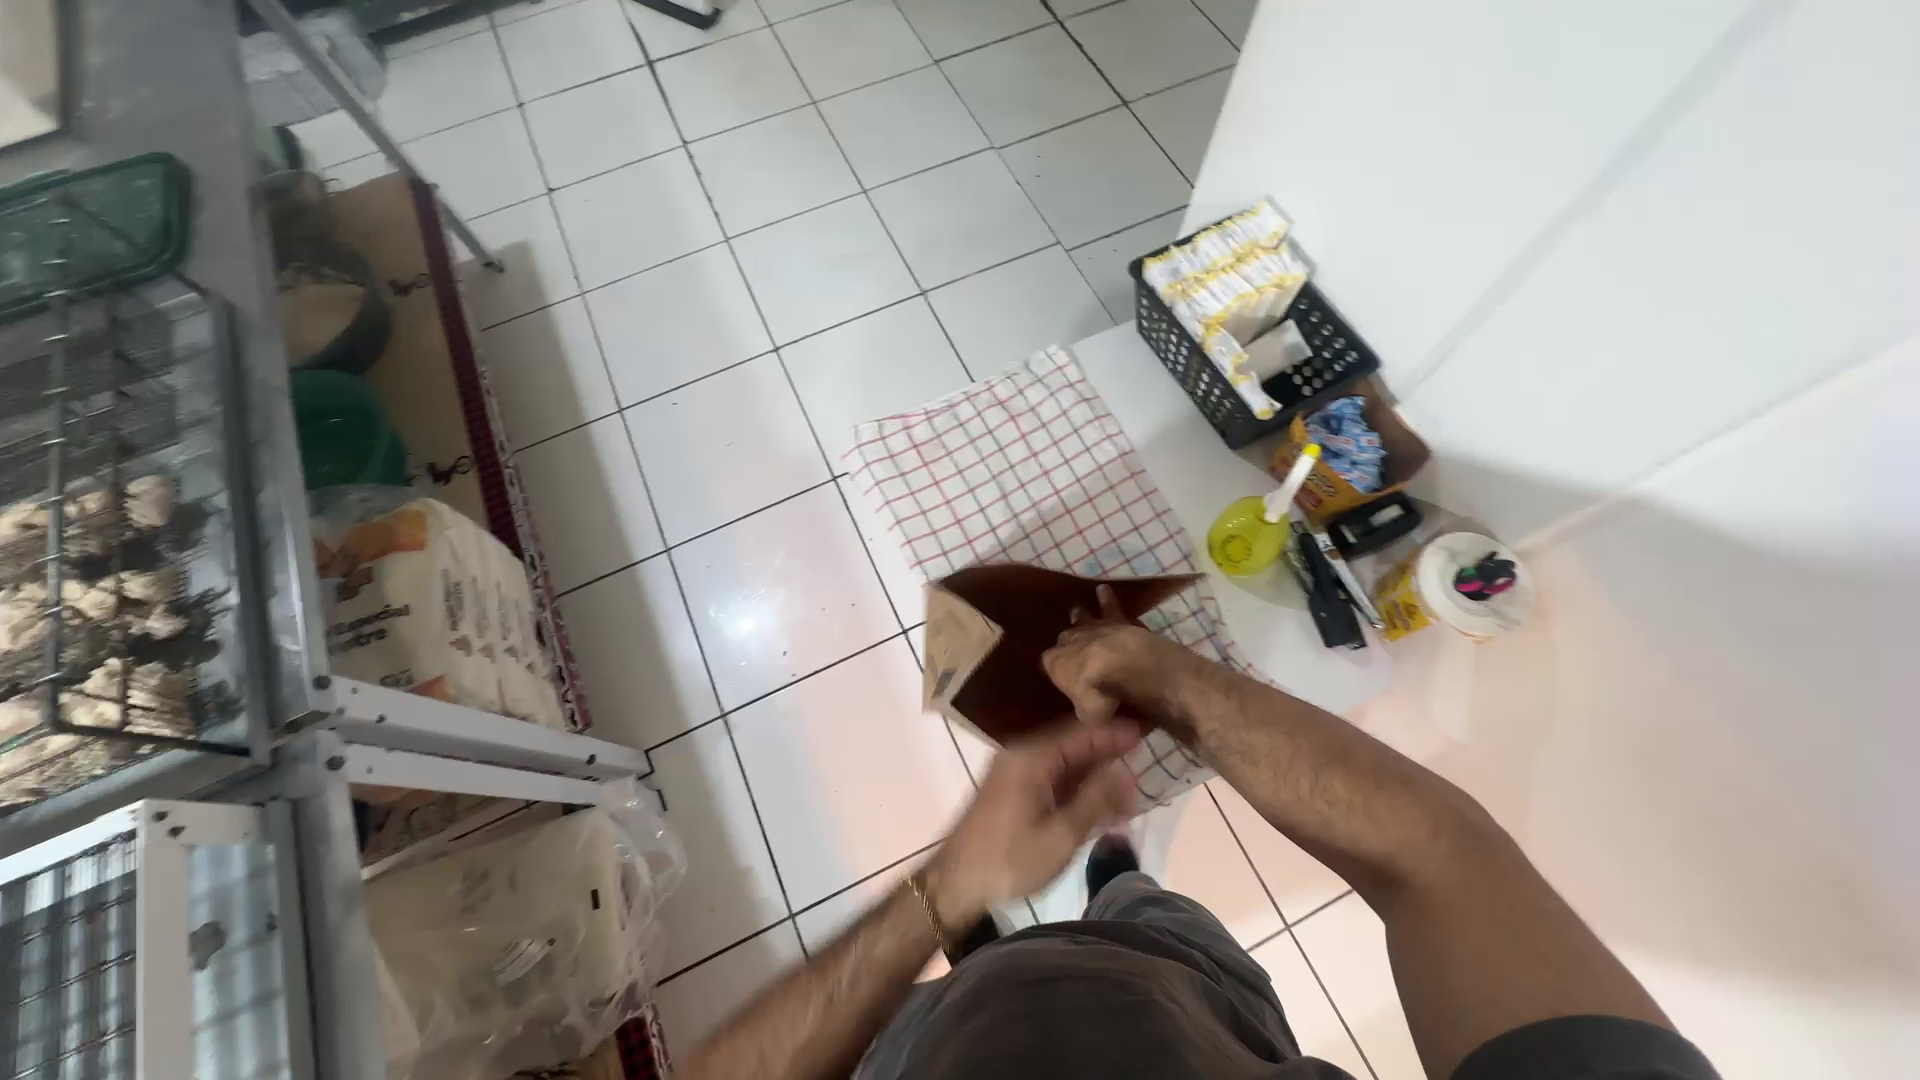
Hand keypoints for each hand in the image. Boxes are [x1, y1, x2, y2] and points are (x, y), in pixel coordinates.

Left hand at [924, 721, 1141, 927]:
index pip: (1080, 735)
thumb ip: (1095, 800)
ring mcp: (1014, 775)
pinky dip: (1075, 793)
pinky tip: (1098, 810)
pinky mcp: (1011, 794)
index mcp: (1031, 758)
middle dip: (1108, 762)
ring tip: (1128, 799)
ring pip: (1063, 768)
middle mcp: (1021, 757)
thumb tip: (1126, 772)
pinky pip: (1051, 782)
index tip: (1145, 732)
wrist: (954, 884)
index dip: (1114, 734)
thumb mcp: (1060, 834)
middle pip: (1073, 749)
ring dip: (1093, 781)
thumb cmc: (1009, 859)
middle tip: (1142, 776)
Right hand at [1042, 584, 1178, 724]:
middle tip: (1068, 644)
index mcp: (1054, 664)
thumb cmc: (1098, 695)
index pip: (1047, 665)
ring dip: (1079, 616)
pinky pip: (1108, 605)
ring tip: (1075, 609)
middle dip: (1065, 641)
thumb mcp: (1087, 716)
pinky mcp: (1115, 619)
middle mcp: (1067, 641)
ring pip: (1081, 618)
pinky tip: (1103, 589)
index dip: (1053, 670)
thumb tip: (1091, 714)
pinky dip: (1106, 598)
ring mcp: (1091, 627)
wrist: (1124, 665)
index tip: (1057, 675)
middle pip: (1063, 638)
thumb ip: (1086, 712)